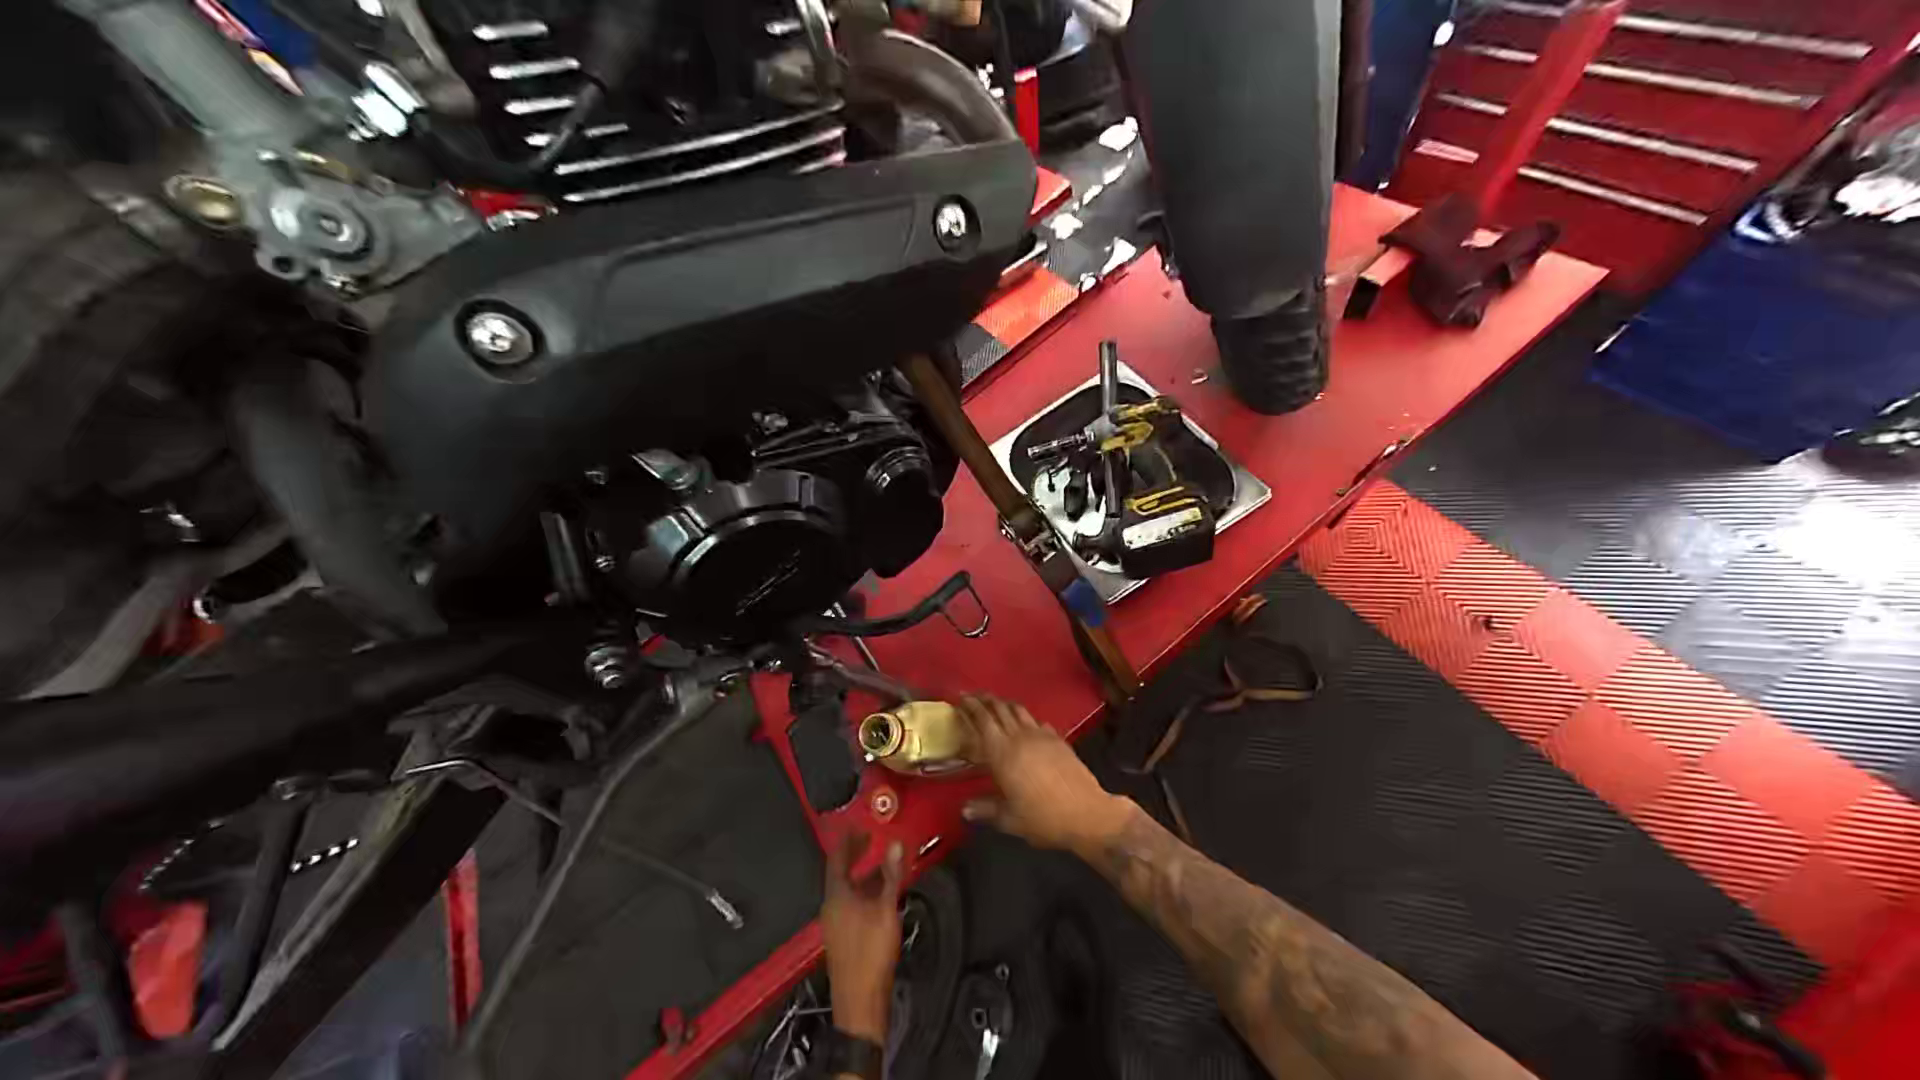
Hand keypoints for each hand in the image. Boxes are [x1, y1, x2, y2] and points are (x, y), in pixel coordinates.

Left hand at [820, 830, 904, 1043]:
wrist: (861, 1003)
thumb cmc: (871, 953)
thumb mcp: (886, 909)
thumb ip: (891, 875)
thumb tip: (896, 845)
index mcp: (837, 895)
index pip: (838, 858)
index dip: (848, 839)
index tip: (857, 824)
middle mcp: (831, 906)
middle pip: (841, 872)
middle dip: (855, 854)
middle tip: (869, 839)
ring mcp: (835, 923)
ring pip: (847, 889)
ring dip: (862, 874)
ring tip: (880, 863)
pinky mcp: (844, 937)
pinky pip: (851, 904)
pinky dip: (864, 891)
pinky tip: (880, 896)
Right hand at [957, 695, 1132, 858]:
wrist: (1087, 813)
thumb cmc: (1043, 818)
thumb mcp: (1009, 819)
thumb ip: (986, 810)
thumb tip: (965, 809)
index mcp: (1002, 753)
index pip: (983, 721)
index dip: (971, 707)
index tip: (961, 698)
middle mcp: (1020, 737)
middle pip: (1000, 709)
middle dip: (985, 700)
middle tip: (974, 696)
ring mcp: (1041, 735)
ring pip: (1019, 710)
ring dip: (1005, 704)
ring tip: (997, 704)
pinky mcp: (1058, 739)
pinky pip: (1038, 721)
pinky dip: (1027, 718)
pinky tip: (1027, 724)